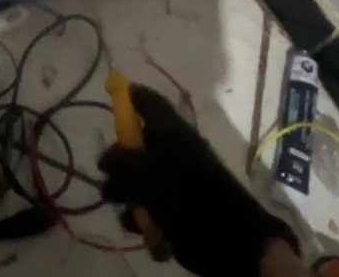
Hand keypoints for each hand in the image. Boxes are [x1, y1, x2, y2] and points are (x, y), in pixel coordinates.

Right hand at [99, 86, 298, 276]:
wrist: (234, 243)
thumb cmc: (188, 198)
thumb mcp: (147, 176)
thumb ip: (121, 162)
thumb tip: (104, 157)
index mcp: (170, 131)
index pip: (148, 101)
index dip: (128, 96)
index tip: (110, 97)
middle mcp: (175, 150)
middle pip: (138, 144)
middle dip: (119, 164)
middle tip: (106, 181)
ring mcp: (180, 179)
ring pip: (143, 179)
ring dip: (128, 195)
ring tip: (123, 213)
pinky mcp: (184, 207)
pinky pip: (155, 205)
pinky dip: (146, 218)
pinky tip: (146, 232)